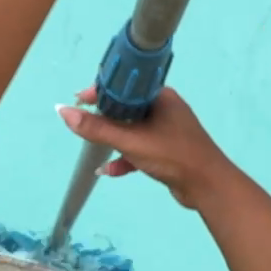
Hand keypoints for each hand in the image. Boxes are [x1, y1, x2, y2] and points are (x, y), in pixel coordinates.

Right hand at [56, 87, 238, 209]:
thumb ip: (96, 128)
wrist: (208, 186)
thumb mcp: (130, 141)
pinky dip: (125, 157)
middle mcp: (163, 108)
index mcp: (159, 96)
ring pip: (132, 129)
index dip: (100, 90)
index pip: (124, 84)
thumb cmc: (172, 155)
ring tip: (92, 146)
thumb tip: (62, 111)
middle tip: (82, 123)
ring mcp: (166, 130)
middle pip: (126, 106)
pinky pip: (140, 148)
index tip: (78, 100)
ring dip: (113, 138)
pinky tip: (108, 171)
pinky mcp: (167, 150)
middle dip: (103, 116)